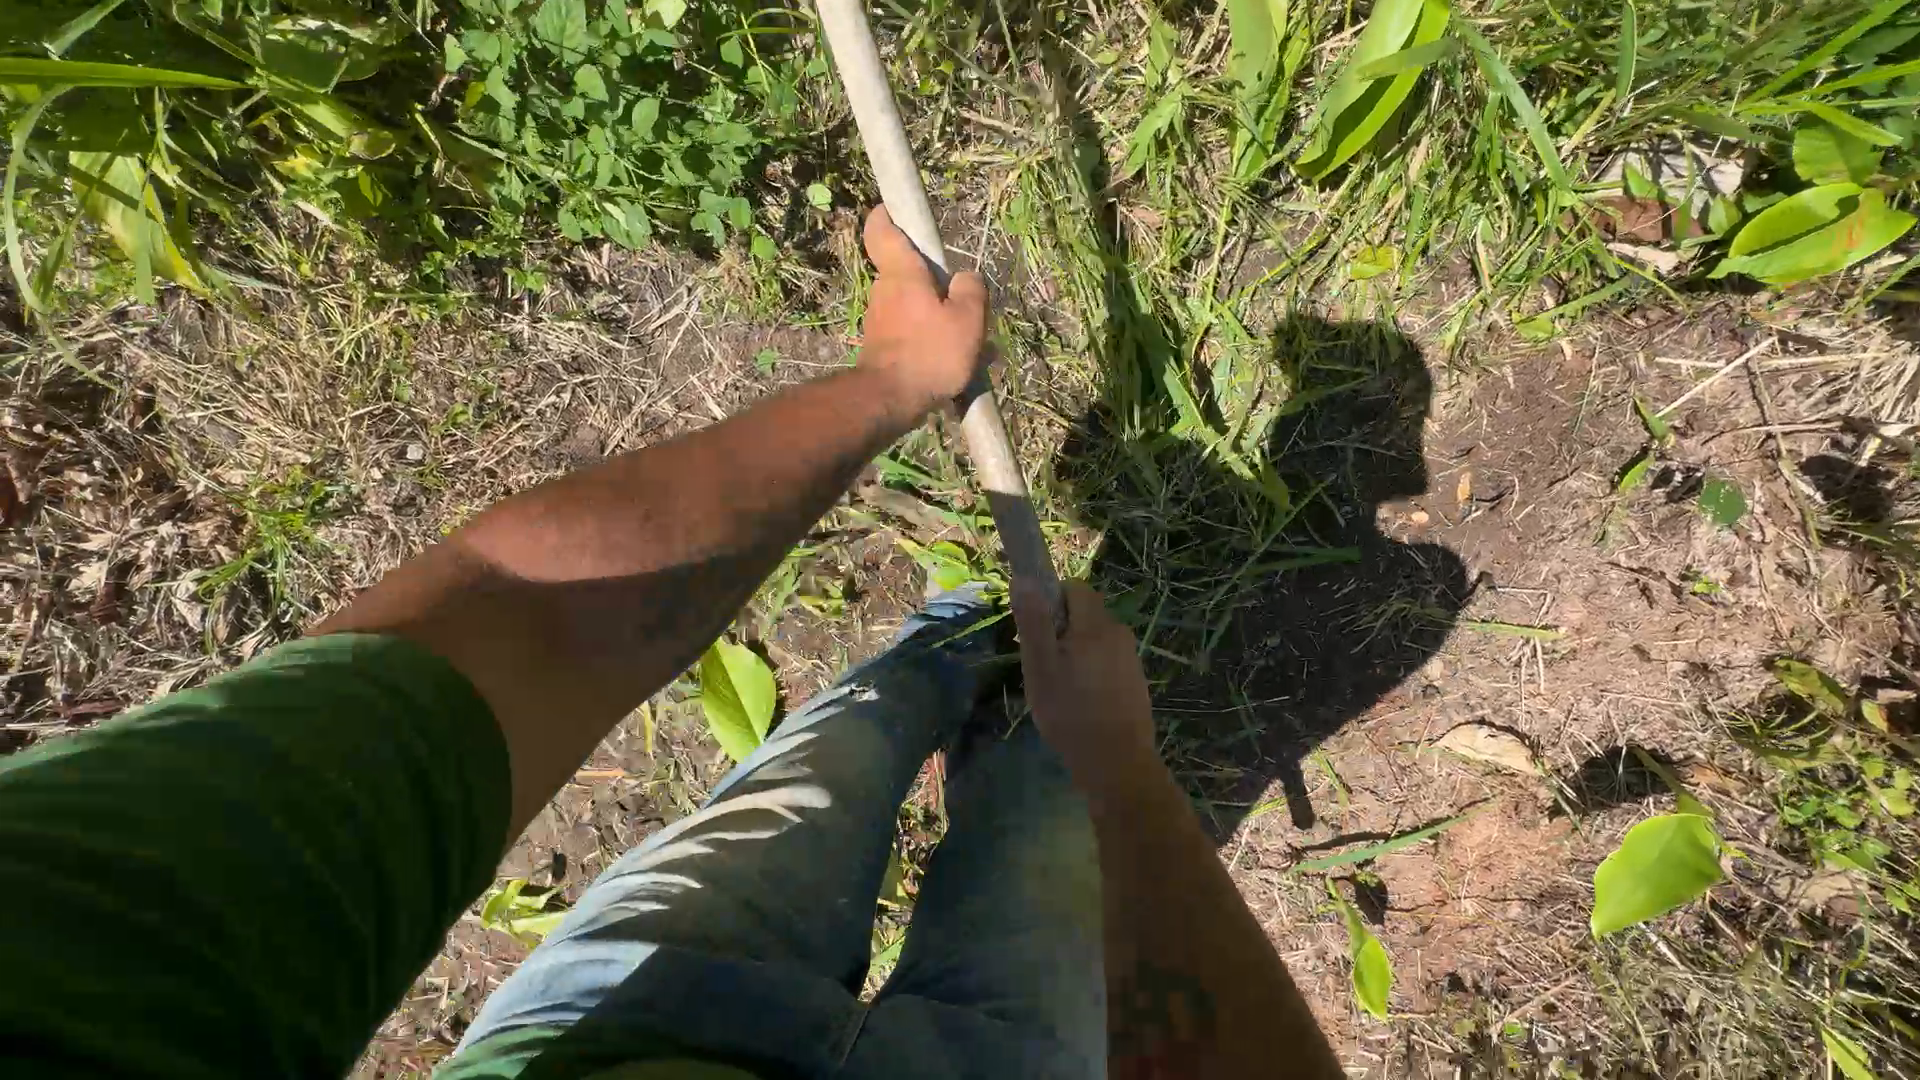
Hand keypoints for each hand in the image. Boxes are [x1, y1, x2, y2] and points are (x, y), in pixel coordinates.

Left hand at [858, 206, 988, 414]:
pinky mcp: (882, 350)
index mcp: (902, 273)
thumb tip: (966, 279)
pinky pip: (912, 338)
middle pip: (908, 276)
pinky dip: (932, 346)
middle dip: (934, 286)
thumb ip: (972, 290)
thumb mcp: (968, 318)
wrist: (890, 401)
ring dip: (939, 322)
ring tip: (973, 350)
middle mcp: (884, 292)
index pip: (881, 231)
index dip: (886, 216)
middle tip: (965, 305)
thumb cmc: (931, 352)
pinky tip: (957, 371)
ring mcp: (879, 323)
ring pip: (914, 311)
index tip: (895, 213)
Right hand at [1012, 580, 1158, 785]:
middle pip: (1086, 613)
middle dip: (1062, 629)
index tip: (1036, 629)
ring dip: (1076, 651)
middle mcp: (1119, 633)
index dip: (1052, 600)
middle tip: (1042, 664)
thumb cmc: (1070, 712)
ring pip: (1096, 639)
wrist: (1116, 763)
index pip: (1076, 587)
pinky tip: (1080, 701)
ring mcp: (1130, 658)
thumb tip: (1025, 578)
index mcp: (1096, 624)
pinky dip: (1091, 670)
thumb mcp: (1040, 666)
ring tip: (1059, 687)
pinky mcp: (1135, 681)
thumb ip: (1033, 620)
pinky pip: (1107, 660)